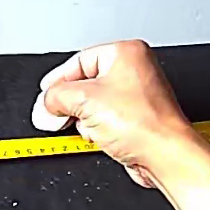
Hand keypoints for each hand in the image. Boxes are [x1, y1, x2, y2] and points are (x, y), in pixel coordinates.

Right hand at [30, 41, 203, 187]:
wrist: (164, 156)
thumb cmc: (143, 124)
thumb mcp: (84, 101)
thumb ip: (56, 97)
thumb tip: (46, 103)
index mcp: (126, 53)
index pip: (79, 61)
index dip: (58, 80)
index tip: (45, 96)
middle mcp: (134, 70)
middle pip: (85, 83)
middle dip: (70, 103)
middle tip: (54, 115)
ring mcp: (137, 95)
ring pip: (93, 103)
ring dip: (84, 118)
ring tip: (87, 127)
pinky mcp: (136, 118)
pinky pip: (105, 118)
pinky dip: (96, 128)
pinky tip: (98, 136)